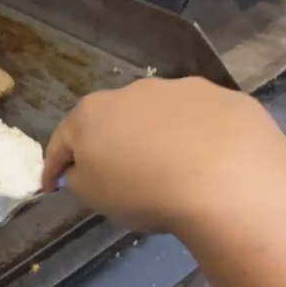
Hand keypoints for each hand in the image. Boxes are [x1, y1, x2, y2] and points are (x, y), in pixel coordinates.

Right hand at [44, 77, 285, 238]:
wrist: (232, 184)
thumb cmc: (144, 191)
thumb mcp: (92, 196)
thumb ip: (78, 177)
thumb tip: (83, 169)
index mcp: (91, 113)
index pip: (60, 142)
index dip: (53, 168)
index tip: (53, 189)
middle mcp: (133, 92)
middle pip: (109, 122)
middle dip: (106, 146)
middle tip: (111, 177)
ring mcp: (183, 90)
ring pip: (155, 117)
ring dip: (150, 138)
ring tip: (163, 170)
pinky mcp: (227, 98)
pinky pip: (198, 122)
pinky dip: (192, 138)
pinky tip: (201, 164)